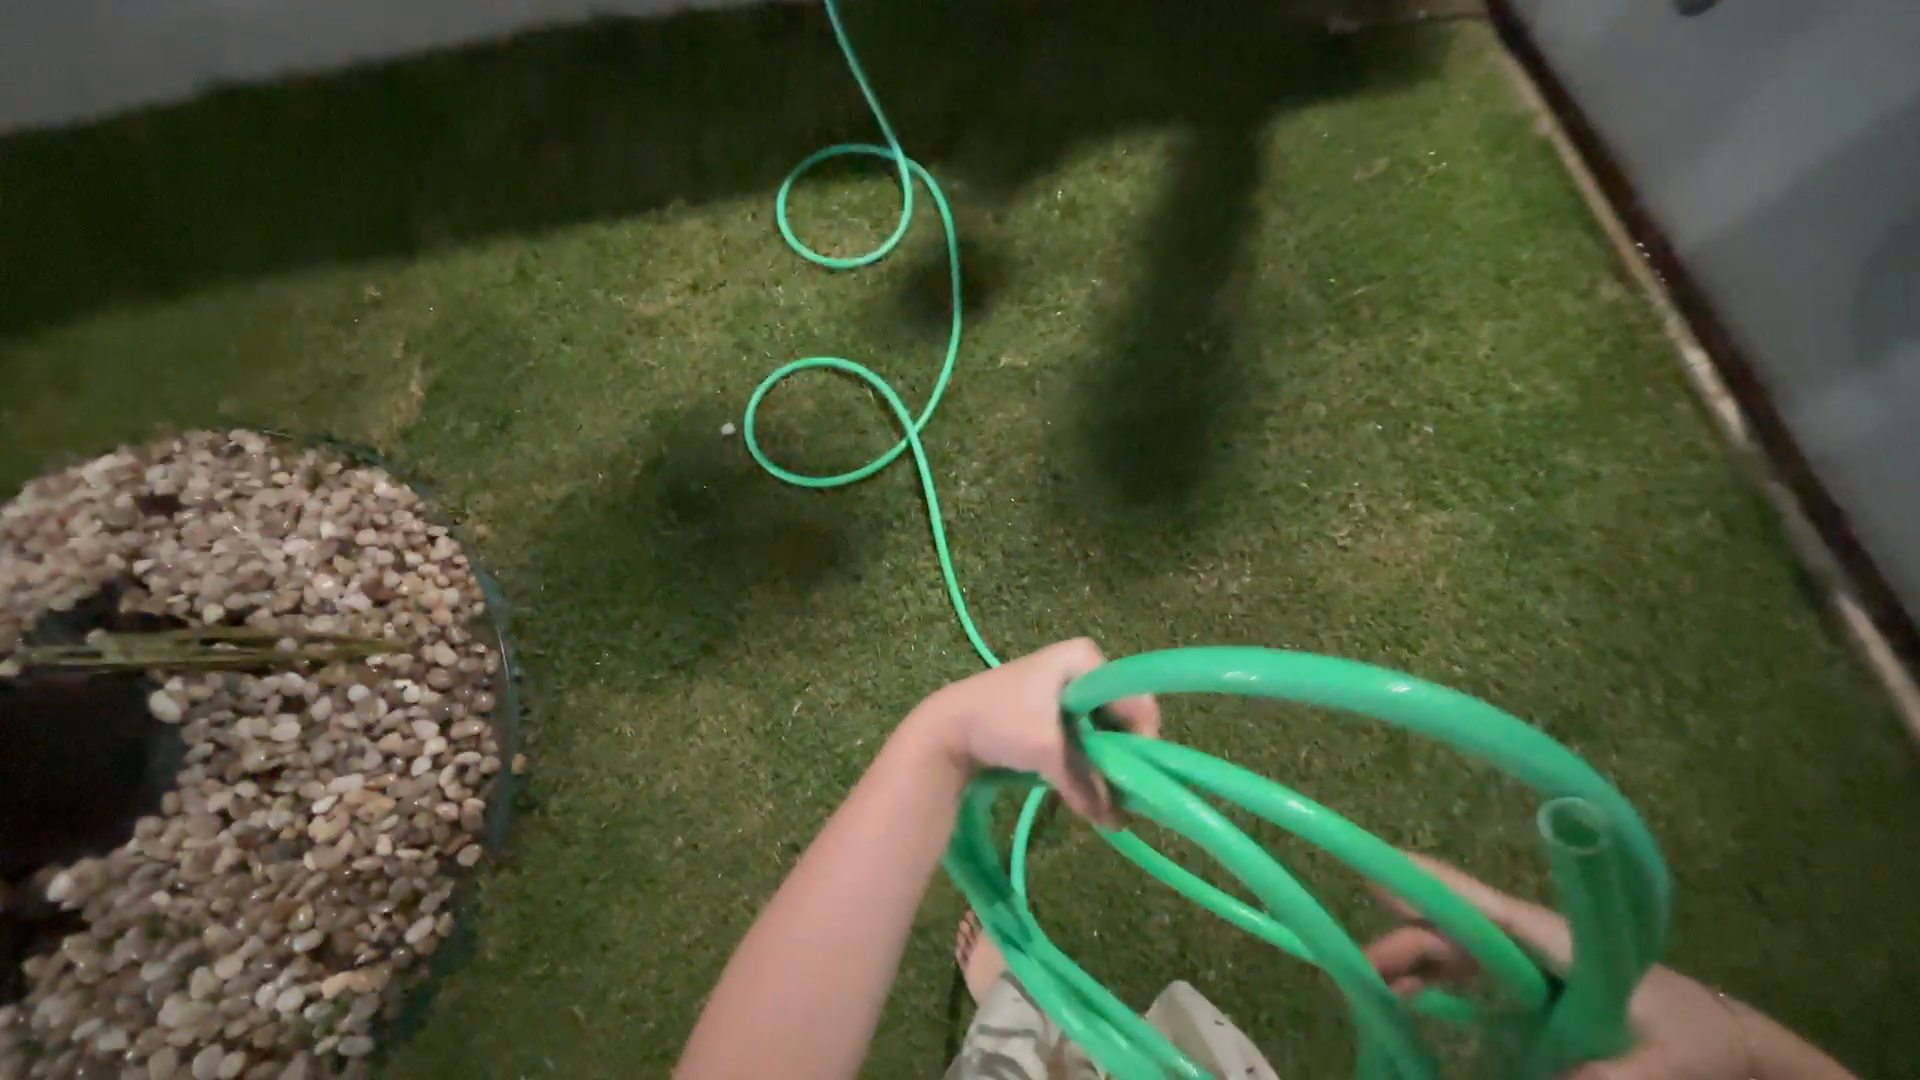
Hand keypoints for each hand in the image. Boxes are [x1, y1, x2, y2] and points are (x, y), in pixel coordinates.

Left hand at [906, 638, 1159, 827]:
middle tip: (1121, 795)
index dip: (1141, 739)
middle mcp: (1080, 666)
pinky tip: (1081, 789)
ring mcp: (1064, 687)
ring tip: (1102, 800)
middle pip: (1119, 714)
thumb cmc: (998, 723)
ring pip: (1101, 729)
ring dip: (1102, 764)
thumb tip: (1116, 823)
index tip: (1137, 778)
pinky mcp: (1049, 710)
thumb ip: (1084, 784)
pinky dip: (1083, 760)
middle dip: (1120, 756)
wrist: (944, 727)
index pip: (1134, 697)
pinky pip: (1082, 735)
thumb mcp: (1045, 752)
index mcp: (1083, 659)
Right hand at [1365, 854, 1749, 1079]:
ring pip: (1449, 951)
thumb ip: (1610, 1077)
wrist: (1732, 1048)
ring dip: (1408, 963)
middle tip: (1357, 970)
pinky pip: (1464, 976)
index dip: (1426, 887)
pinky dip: (1429, 982)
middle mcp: (1526, 943)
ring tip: (1370, 988)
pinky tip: (1406, 1002)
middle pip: (1450, 931)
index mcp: (1552, 940)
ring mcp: (1522, 964)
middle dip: (1401, 943)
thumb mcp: (1666, 1064)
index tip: (1373, 874)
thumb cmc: (1698, 1038)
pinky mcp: (1524, 988)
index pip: (1480, 905)